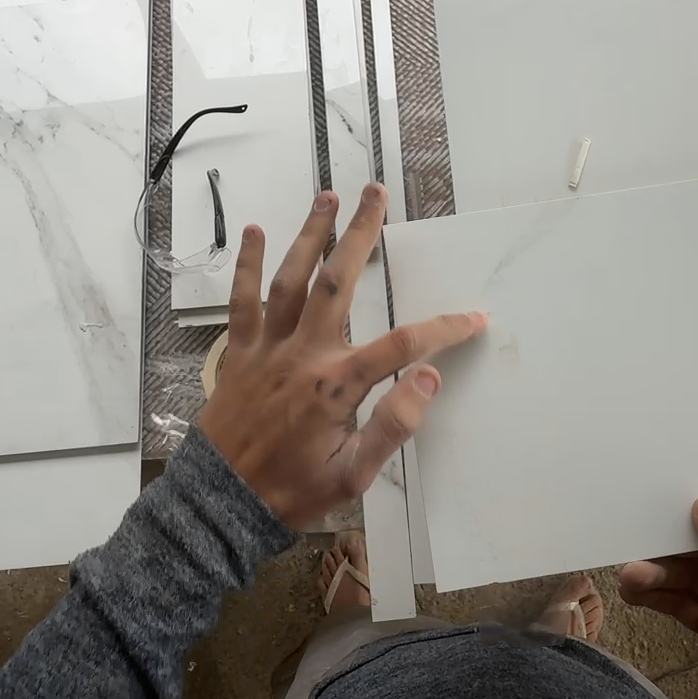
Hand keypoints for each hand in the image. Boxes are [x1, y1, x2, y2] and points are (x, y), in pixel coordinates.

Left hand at [197, 183, 486, 527]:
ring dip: (310, 234)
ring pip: (291, 279)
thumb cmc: (293, 491)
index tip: (474, 318)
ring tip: (328, 196)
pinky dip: (246, 265)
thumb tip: (430, 378)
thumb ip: (395, 425)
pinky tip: (253, 232)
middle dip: (361, 234)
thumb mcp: (354, 473)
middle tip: (376, 194)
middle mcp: (303, 353)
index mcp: (337, 384)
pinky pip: (241, 300)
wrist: (222, 504)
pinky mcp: (239, 352)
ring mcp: (267, 348)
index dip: (444, 329)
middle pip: (338, 281)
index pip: (403, 345)